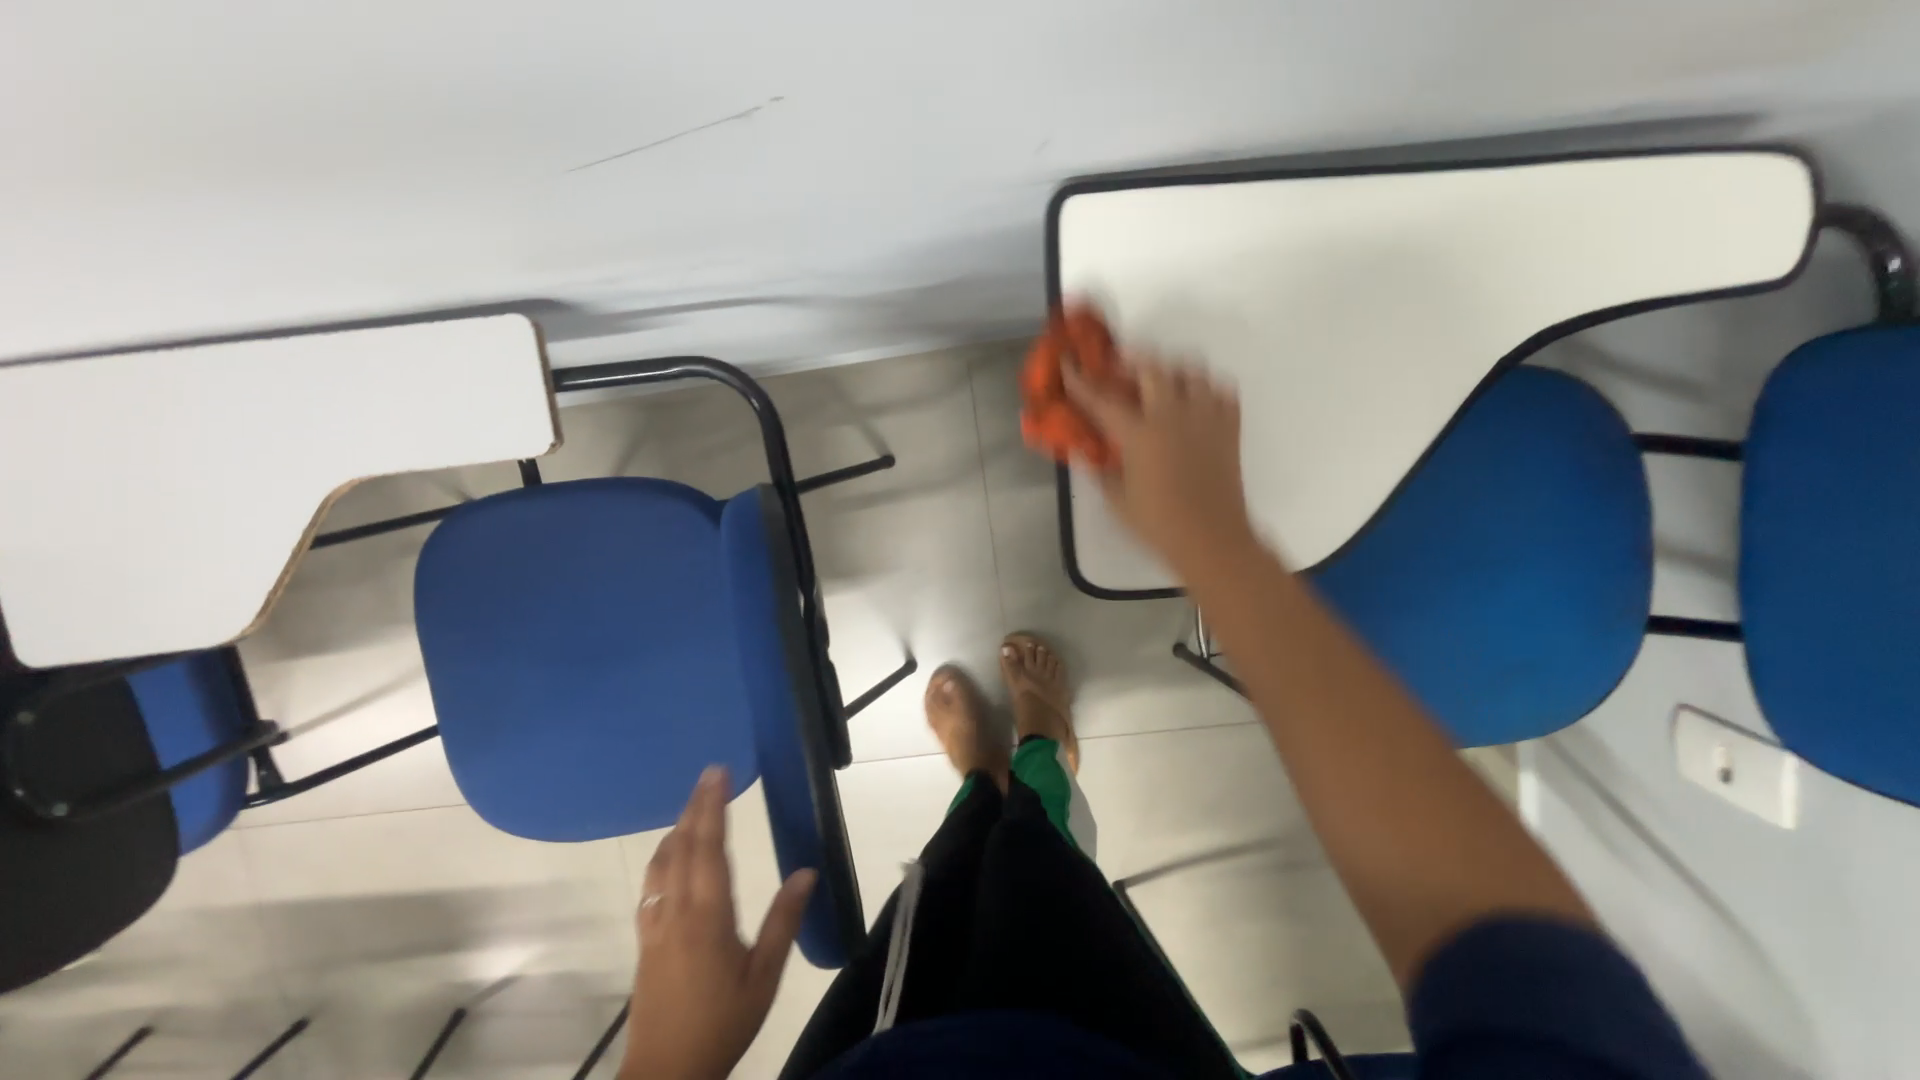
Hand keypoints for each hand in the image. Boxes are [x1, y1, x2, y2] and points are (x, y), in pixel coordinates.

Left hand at [622, 766, 816, 1079]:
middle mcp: (676, 912)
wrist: (666, 1071)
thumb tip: (805, 872)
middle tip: (709, 775)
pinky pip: (650, 886)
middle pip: (682, 847)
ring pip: (661, 864)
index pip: (710, 848)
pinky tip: (669, 858)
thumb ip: (782, 922)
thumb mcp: (765, 977)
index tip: (718, 774)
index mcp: (708, 917)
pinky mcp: (645, 940)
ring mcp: (655, 925)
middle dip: (695, 806)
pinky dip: (661, 858)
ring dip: (676, 829)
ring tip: (692, 807)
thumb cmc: (723, 1023)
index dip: (713, 807)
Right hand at [1064, 356, 1258, 575]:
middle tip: (1121, 368)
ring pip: (1192, 371)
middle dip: (1132, 361)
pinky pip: (1223, 391)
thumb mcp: (1118, 500)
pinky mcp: (1229, 428)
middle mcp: (1173, 416)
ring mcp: (1206, 418)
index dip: (1081, 382)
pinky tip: (1197, 400)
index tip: (1069, 364)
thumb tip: (1089, 454)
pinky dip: (1208, 388)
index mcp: (1140, 435)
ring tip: (1163, 380)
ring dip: (1173, 370)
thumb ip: (1102, 470)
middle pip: (1152, 369)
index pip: (1102, 400)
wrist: (1212, 540)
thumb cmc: (1159, 524)